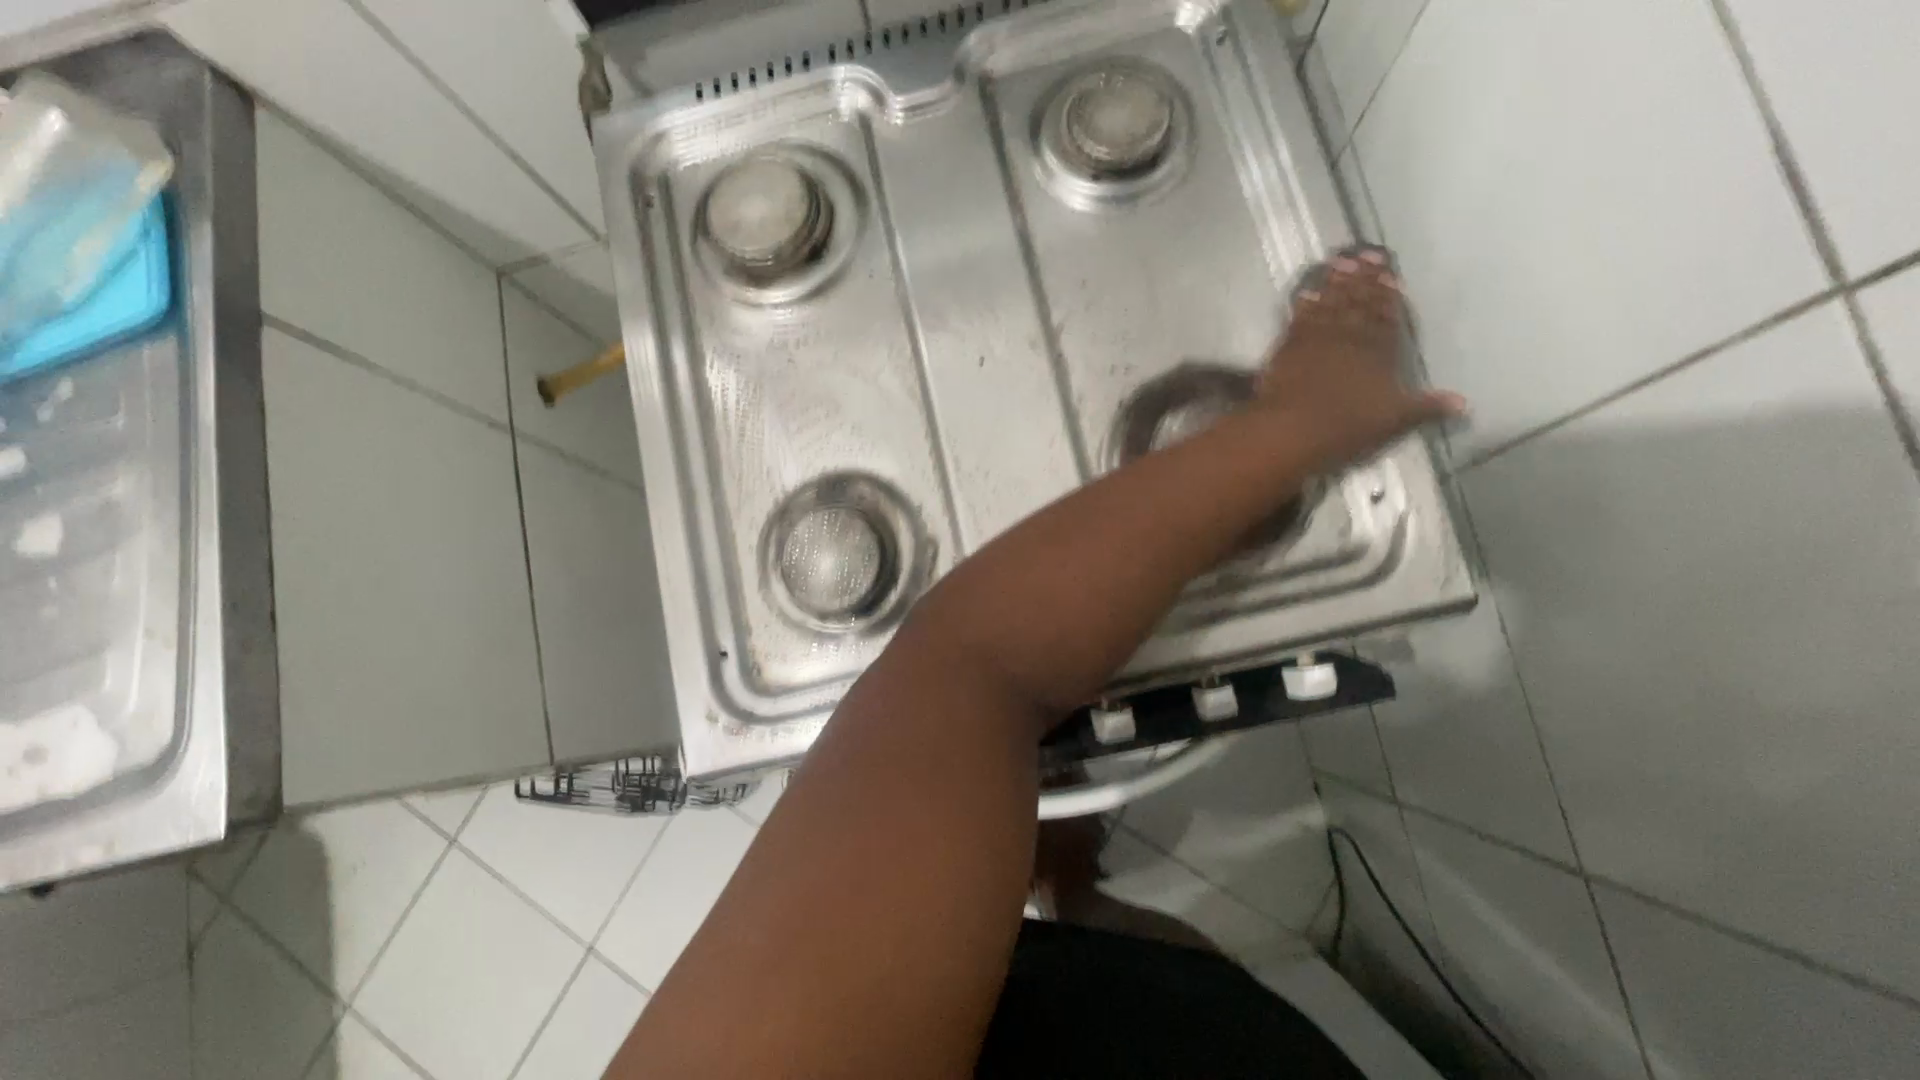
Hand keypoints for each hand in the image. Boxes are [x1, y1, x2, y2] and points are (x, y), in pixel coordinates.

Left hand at [1255, 247, 1465, 471]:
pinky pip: (1298, 320)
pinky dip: (1303, 306)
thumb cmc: (1348, 424)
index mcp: (1378, 350)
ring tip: (1340, 261)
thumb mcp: (1395, 419)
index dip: (1388, 296)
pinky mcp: (1287, 348)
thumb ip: (1427, 407)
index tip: (1390, 275)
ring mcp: (1316, 340)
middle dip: (1364, 278)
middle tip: (1366, 253)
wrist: (1293, 427)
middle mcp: (1349, 338)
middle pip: (1358, 303)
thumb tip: (1464, 403)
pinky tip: (1305, 294)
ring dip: (1335, 282)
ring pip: (1329, 304)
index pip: (1386, 316)